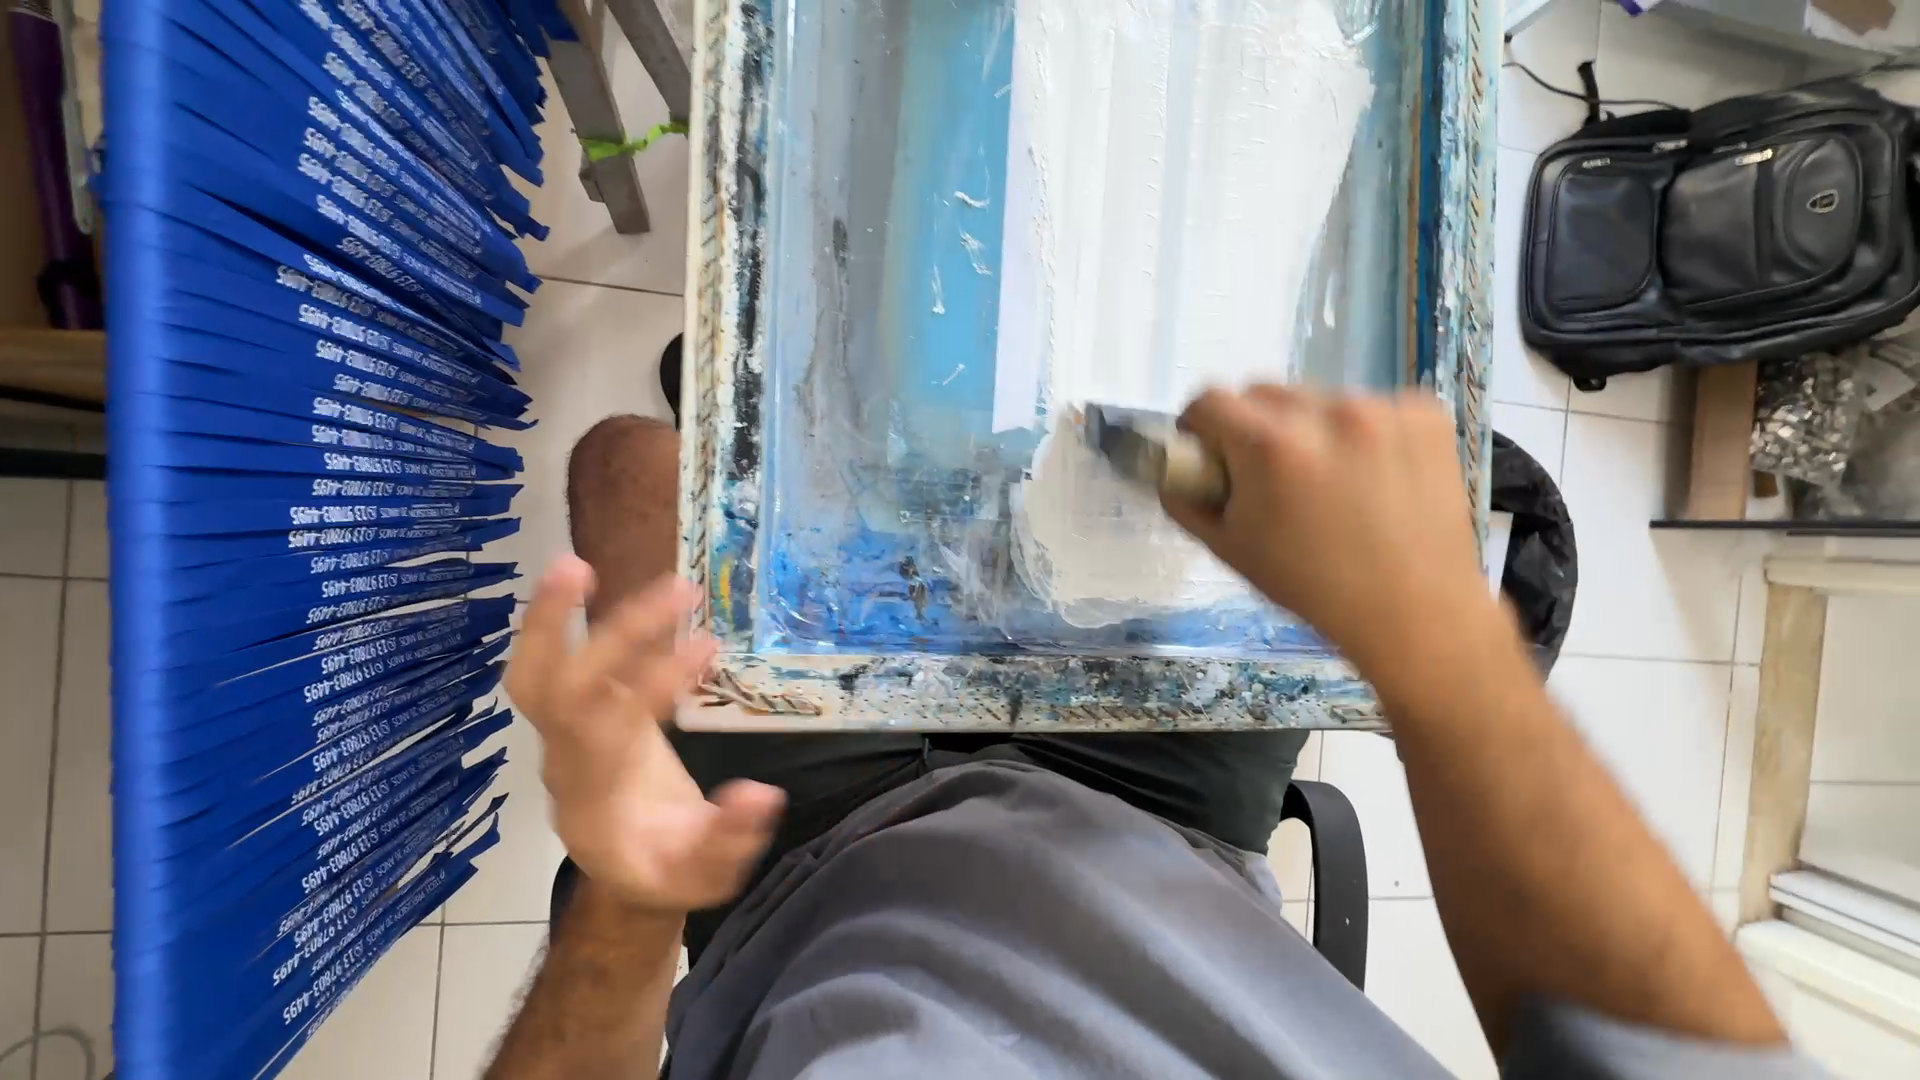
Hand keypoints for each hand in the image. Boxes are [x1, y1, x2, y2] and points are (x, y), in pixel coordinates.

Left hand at [506, 556, 784, 912]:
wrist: (625, 877)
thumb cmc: (667, 872)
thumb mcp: (706, 872)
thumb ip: (730, 838)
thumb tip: (762, 793)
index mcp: (597, 798)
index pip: (614, 730)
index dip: (657, 683)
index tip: (708, 647)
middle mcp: (568, 762)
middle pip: (560, 695)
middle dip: (606, 637)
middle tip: (669, 588)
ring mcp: (564, 738)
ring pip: (537, 677)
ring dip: (550, 620)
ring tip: (575, 563)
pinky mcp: (576, 717)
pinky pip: (552, 669)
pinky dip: (557, 624)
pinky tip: (582, 579)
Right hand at [1162, 386, 1494, 670]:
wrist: (1412, 610)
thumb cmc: (1309, 585)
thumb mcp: (1228, 549)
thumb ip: (1186, 502)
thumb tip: (1168, 471)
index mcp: (1269, 447)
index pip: (1209, 399)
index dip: (1198, 424)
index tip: (1207, 447)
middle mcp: (1325, 413)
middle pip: (1262, 392)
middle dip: (1251, 425)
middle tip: (1265, 470)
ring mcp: (1381, 408)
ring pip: (1315, 398)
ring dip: (1306, 426)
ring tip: (1325, 477)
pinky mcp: (1423, 412)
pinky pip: (1368, 404)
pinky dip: (1357, 431)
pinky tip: (1368, 474)